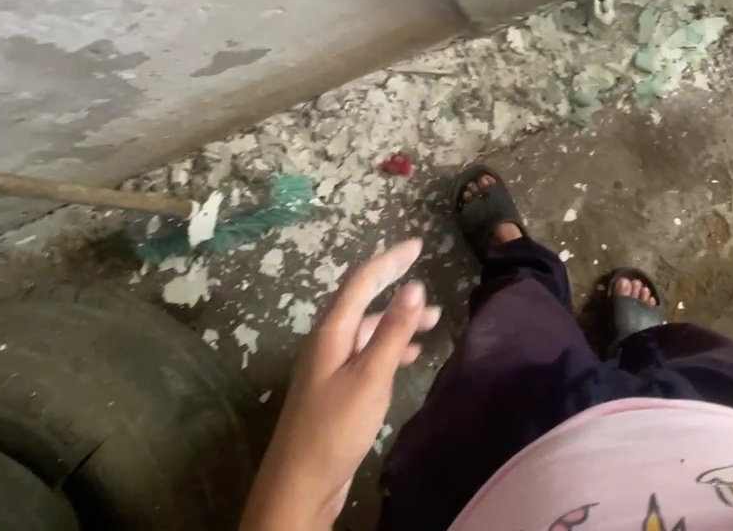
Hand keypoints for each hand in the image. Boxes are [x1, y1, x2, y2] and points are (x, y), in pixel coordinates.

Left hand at [241, 239, 442, 530]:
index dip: (390, 260)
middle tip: (425, 273)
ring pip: (368, 330)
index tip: (418, 245)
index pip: (362, 281)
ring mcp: (330, 367)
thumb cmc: (335, 427)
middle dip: (394, 285)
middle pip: (364, 301)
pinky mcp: (336, 389)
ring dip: (398, 320)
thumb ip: (393, 330)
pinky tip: (412, 355)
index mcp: (332, 332)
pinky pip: (367, 353)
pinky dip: (391, 347)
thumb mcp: (371, 376)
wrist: (298, 487)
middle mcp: (328, 342)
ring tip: (434, 320)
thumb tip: (414, 284)